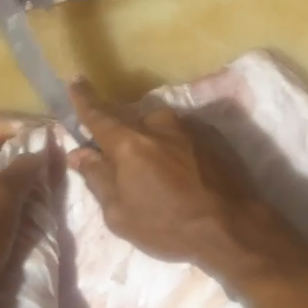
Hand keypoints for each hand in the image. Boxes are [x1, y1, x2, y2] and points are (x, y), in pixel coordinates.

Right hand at [68, 81, 301, 278]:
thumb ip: (98, 178)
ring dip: (150, 141)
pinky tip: (180, 170)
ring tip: (156, 173)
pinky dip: (173, 145)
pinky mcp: (210, 131)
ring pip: (156, 126)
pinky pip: (180, 133)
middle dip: (120, 135)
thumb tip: (79, 153)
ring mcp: (187, 124)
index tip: (76, 81)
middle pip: (129, 121)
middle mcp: (157, 122)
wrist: (231, 224)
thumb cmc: (168, 225)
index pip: (98, 115)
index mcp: (129, 142)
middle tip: (120, 160)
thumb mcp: (120, 214)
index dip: (84, 100)